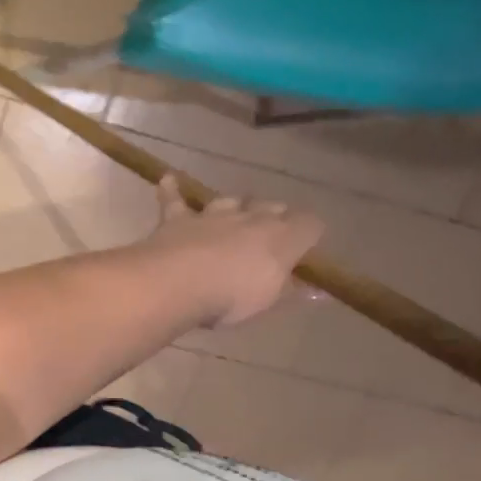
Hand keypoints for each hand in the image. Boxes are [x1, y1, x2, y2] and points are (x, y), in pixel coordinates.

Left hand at [145, 174, 323, 327]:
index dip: (309, 233)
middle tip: (270, 230)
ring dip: (234, 205)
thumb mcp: (267, 301)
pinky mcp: (177, 219)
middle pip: (270, 208)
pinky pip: (174, 200)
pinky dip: (171, 190)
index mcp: (282, 237)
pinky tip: (168, 179)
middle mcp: (250, 218)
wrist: (175, 281)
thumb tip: (313, 292)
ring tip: (236, 210)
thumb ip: (289, 292)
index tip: (306, 245)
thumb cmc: (229, 297)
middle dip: (273, 216)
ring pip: (230, 200)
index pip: (310, 225)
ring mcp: (212, 216)